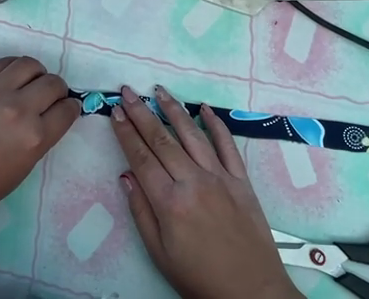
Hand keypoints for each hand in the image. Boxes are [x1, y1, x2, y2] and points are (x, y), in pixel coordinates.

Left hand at [0, 56, 79, 217]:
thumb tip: (49, 114)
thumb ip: (40, 136)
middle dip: (57, 89)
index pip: (66, 110)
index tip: (66, 107)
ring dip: (37, 73)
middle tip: (50, 94)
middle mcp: (19, 109)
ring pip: (29, 64)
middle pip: (52, 83)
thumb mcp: (24, 165)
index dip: (70, 107)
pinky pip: (2, 63)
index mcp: (35, 138)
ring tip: (30, 81)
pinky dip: (12, 67)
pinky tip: (11, 76)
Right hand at [111, 84, 300, 298]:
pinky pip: (228, 146)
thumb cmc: (200, 279)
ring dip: (173, 109)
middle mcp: (193, 182)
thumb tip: (126, 176)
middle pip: (161, 139)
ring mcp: (220, 179)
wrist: (253, 295)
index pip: (140, 157)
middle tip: (127, 91)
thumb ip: (141, 212)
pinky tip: (205, 108)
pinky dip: (216, 124)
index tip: (114, 112)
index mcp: (169, 202)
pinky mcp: (242, 182)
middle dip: (141, 112)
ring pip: (192, 134)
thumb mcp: (160, 254)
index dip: (125, 132)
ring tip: (158, 90)